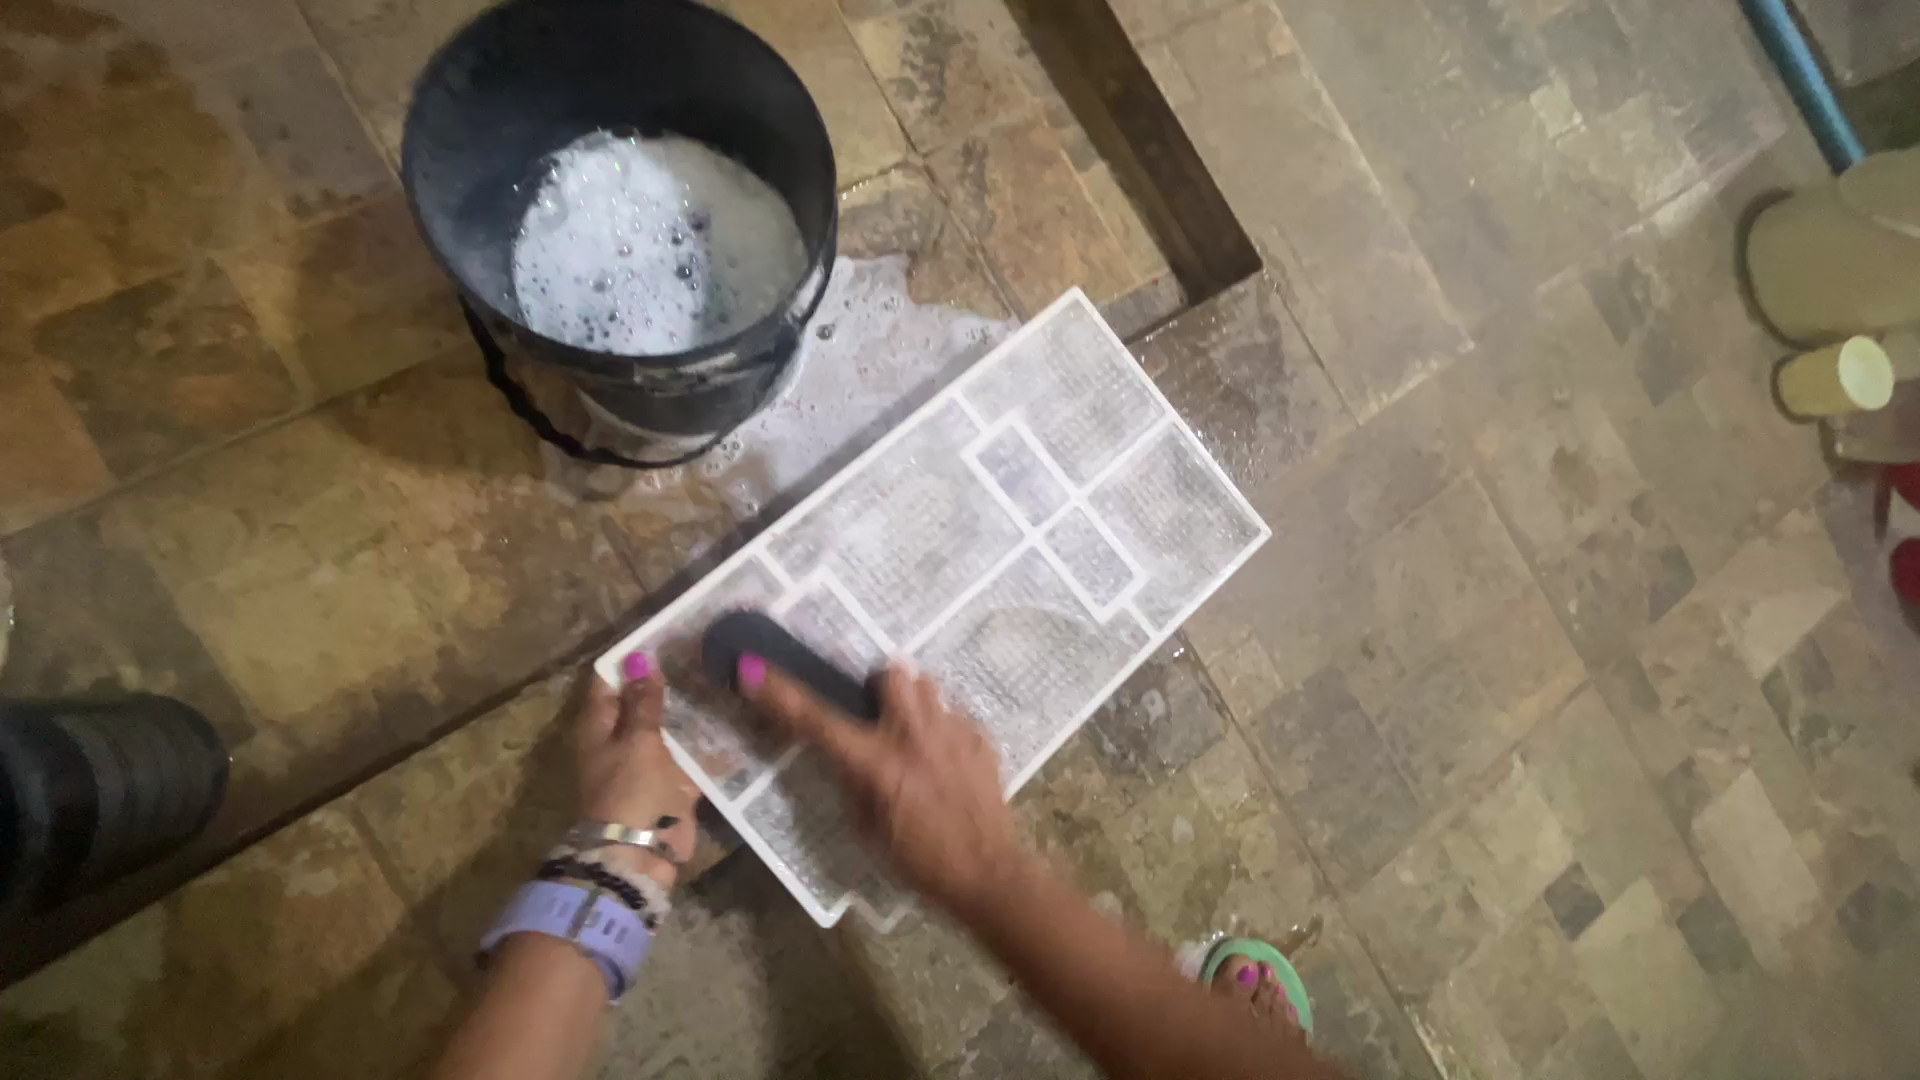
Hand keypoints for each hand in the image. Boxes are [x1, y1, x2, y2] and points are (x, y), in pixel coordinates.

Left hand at [576, 655, 700, 886]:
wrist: (640, 852)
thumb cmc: (631, 789)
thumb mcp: (638, 739)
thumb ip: (644, 702)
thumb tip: (641, 661)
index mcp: (599, 728)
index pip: (609, 683)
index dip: (629, 660)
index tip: (658, 635)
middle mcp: (619, 741)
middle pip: (639, 703)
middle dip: (663, 681)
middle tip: (695, 650)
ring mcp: (646, 762)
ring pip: (665, 727)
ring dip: (685, 709)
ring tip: (715, 677)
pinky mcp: (671, 782)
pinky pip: (688, 753)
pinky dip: (703, 739)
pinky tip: (728, 718)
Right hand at [740, 660, 1029, 916]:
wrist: (986, 873)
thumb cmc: (918, 861)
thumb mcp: (867, 828)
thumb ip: (853, 781)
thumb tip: (848, 755)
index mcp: (876, 762)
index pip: (817, 720)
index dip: (781, 693)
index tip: (752, 668)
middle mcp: (913, 734)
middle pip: (890, 672)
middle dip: (878, 685)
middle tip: (878, 713)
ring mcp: (952, 729)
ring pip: (926, 683)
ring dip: (914, 701)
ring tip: (916, 732)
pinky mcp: (981, 736)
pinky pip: (954, 711)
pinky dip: (944, 727)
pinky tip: (947, 757)